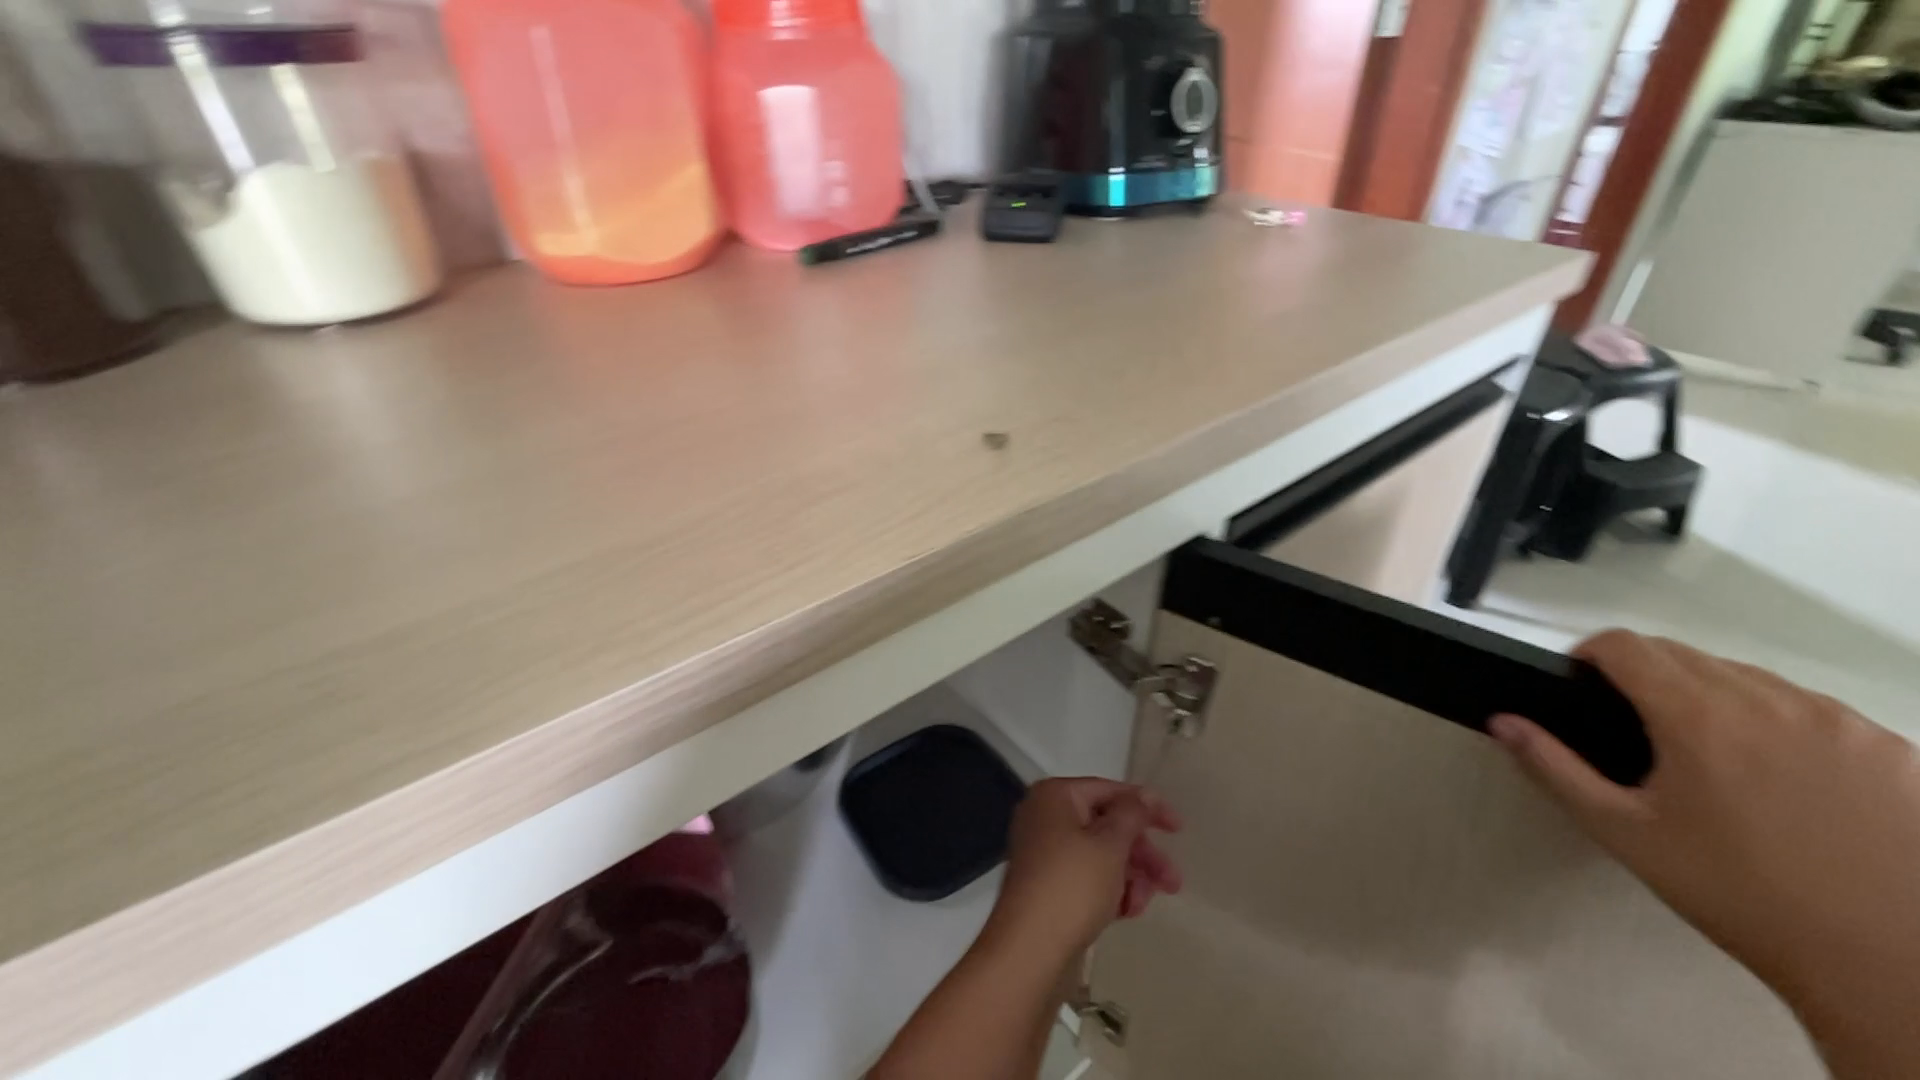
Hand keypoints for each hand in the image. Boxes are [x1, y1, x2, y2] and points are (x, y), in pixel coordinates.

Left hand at [984, 778, 1181, 962]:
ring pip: (1100, 855)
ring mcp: (1044, 852)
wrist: (1029, 948)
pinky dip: (1109, 890)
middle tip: (1172, 882)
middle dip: (1142, 854)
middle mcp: (1045, 817)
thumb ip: (1133, 814)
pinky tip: (1126, 912)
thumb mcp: (1110, 844)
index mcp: (1055, 796)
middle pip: (1107, 826)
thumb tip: (1145, 794)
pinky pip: (1087, 877)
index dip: (1148, 807)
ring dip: (1130, 876)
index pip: (1110, 790)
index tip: (1179, 829)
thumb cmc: (1072, 886)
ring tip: (1143, 904)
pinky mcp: (1047, 885)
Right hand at [1490, 630, 1919, 1078]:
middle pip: (1686, 654)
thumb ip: (1555, 768)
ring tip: (1714, 761)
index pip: (1626, 645)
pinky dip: (1781, 723)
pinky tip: (1786, 781)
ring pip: (1751, 678)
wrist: (1884, 962)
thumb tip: (1502, 722)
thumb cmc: (1734, 892)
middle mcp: (1769, 700)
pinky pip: (1814, 709)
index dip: (1590, 654)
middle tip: (1639, 733)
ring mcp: (1840, 719)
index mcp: (1696, 715)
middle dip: (1648, 676)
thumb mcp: (1625, 833)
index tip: (1581, 685)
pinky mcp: (1892, 744)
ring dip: (1715, 696)